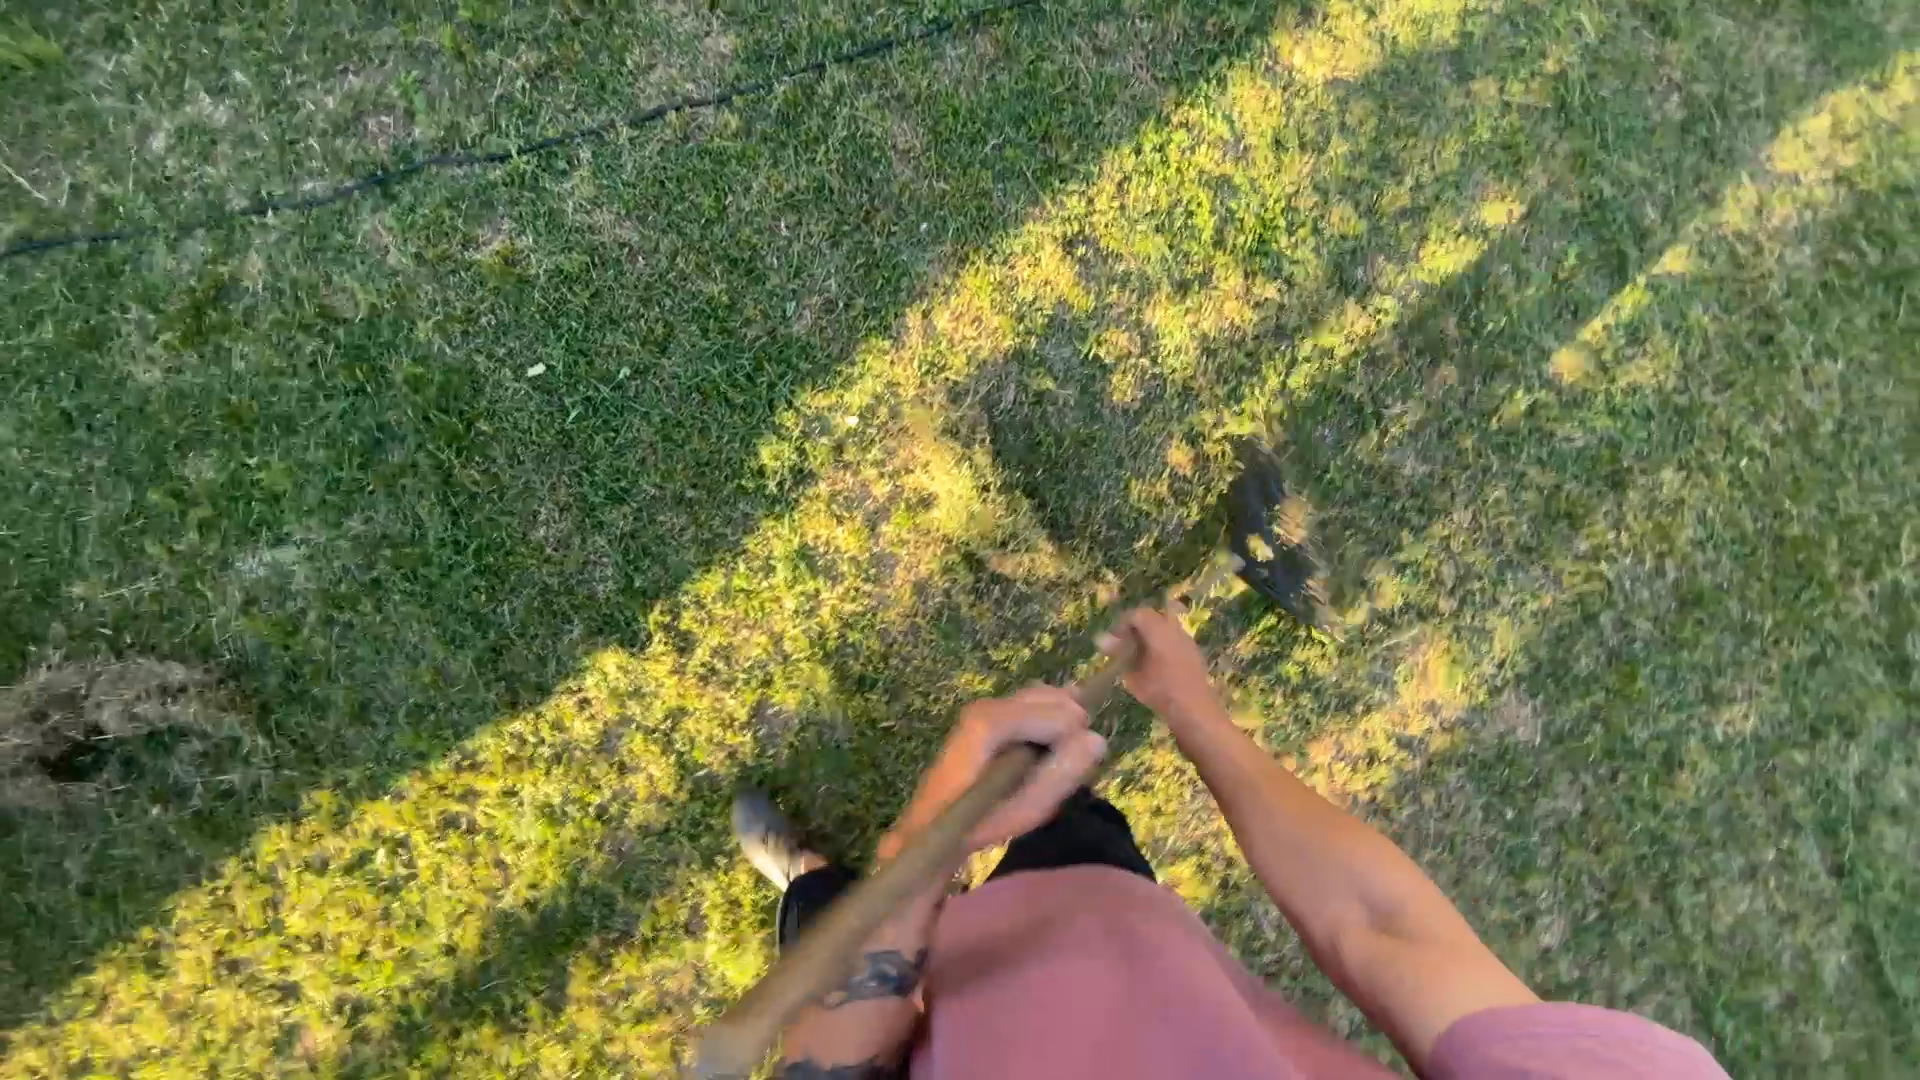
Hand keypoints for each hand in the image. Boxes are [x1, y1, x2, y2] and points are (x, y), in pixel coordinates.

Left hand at [880, 685, 1105, 859]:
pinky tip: (1040, 748)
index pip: (1057, 713)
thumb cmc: (980, 820)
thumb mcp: (1026, 807)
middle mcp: (987, 704)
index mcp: (990, 723)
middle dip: (1066, 729)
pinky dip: (1046, 720)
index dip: (1072, 738)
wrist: (934, 823)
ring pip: (1044, 697)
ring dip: (1057, 725)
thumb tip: (1096, 740)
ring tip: (1047, 761)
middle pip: (1052, 698)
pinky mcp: (989, 711)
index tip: (1069, 769)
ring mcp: (986, 704)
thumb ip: (1061, 772)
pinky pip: (1033, 703)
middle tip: (1056, 768)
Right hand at [1098, 606, 1222, 723]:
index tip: (1114, 641)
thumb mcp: (1133, 673)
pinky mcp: (1194, 653)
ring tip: (1140, 656)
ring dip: (1151, 636)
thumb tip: (1102, 640)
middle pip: (1153, 617)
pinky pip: (1175, 640)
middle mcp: (1174, 629)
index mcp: (1158, 630)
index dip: (1123, 624)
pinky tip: (1157, 665)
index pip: (1137, 614)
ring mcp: (1187, 640)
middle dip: (1137, 628)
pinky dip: (1163, 645)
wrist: (1195, 710)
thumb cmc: (1160, 690)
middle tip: (1126, 645)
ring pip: (1166, 628)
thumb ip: (1119, 653)